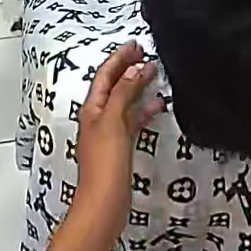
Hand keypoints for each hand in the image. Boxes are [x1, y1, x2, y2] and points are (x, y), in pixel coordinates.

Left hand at [73, 41, 163, 227]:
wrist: (103, 205)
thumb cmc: (104, 166)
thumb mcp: (113, 121)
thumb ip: (123, 92)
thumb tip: (135, 69)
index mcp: (92, 109)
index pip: (105, 74)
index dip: (119, 58)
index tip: (135, 45)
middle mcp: (99, 117)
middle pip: (114, 85)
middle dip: (129, 68)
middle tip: (146, 53)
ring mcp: (110, 132)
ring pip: (125, 100)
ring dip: (138, 85)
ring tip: (155, 73)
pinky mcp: (121, 146)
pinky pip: (133, 118)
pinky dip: (144, 108)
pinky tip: (157, 105)